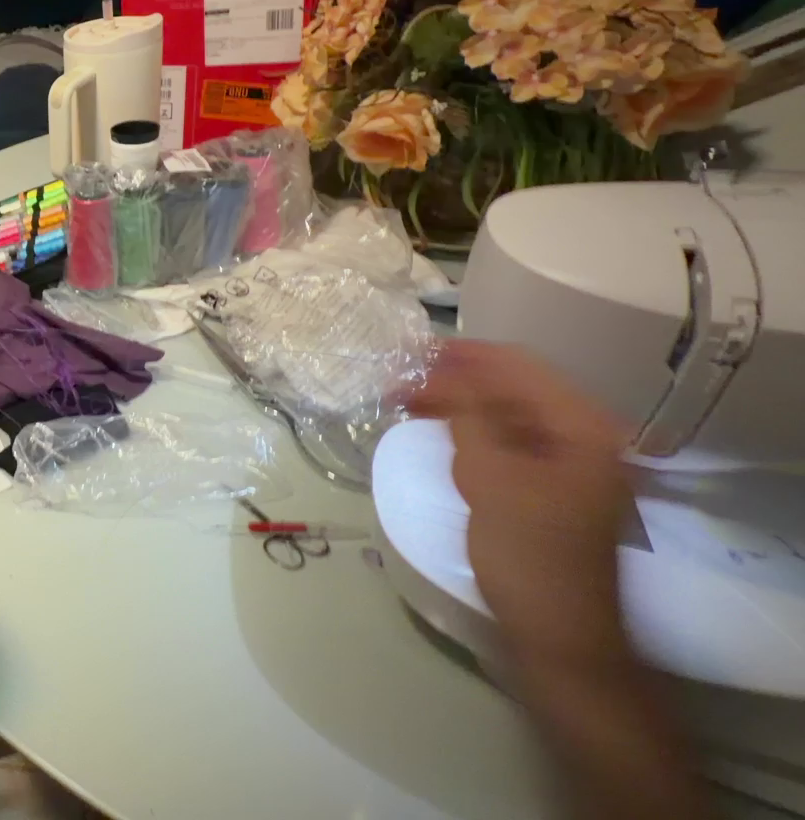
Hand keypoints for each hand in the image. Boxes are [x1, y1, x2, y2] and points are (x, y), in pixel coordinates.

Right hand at [407, 340, 634, 663]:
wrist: (558, 627)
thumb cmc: (524, 551)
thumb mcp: (489, 476)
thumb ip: (469, 414)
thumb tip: (441, 370)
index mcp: (581, 427)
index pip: (516, 365)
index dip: (459, 355)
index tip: (404, 354)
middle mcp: (584, 433)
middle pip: (513, 384)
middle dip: (453, 376)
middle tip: (396, 379)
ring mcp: (570, 458)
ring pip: (507, 408)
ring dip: (458, 399)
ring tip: (405, 399)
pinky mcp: (551, 479)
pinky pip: (508, 434)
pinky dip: (470, 423)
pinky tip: (437, 426)